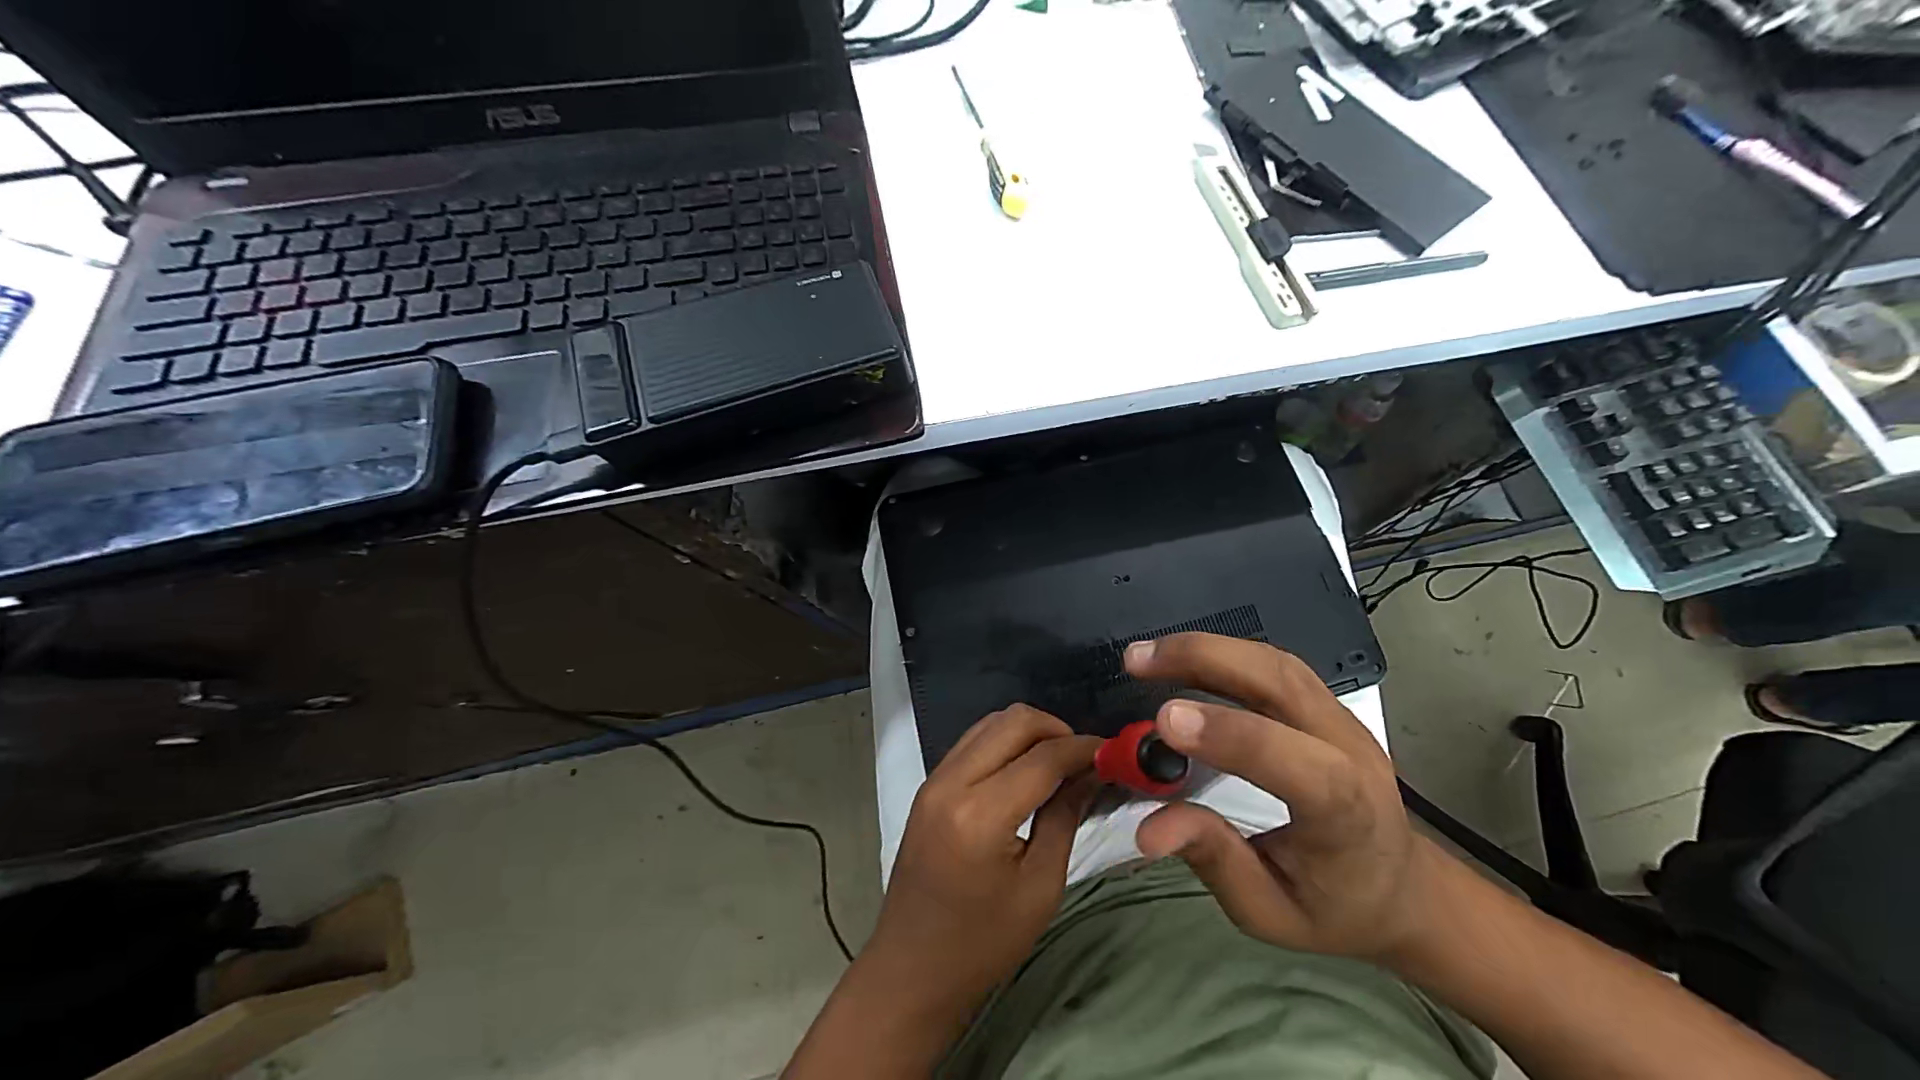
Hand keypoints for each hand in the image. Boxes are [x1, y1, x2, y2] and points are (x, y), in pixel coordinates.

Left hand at [866, 704, 1098, 1003]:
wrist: (912, 967)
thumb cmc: (983, 942)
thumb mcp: (1040, 886)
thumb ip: (1065, 817)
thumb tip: (1092, 772)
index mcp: (980, 813)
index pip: (1044, 756)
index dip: (1085, 748)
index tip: (1115, 753)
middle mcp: (952, 782)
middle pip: (1013, 721)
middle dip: (1057, 730)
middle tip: (1086, 759)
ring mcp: (934, 779)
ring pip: (990, 723)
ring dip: (1029, 732)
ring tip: (1060, 763)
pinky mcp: (929, 785)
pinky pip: (972, 741)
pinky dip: (1004, 742)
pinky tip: (1026, 769)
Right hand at [1127, 632, 1439, 963]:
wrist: (1396, 885)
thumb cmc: (1334, 906)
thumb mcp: (1270, 910)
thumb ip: (1215, 860)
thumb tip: (1149, 829)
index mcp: (1349, 815)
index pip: (1300, 766)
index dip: (1232, 737)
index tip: (1163, 722)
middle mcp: (1351, 750)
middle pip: (1283, 682)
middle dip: (1205, 660)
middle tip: (1137, 661)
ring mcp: (1340, 718)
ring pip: (1274, 662)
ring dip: (1206, 648)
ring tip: (1146, 655)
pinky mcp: (1323, 704)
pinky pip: (1272, 666)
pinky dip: (1222, 654)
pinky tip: (1181, 658)